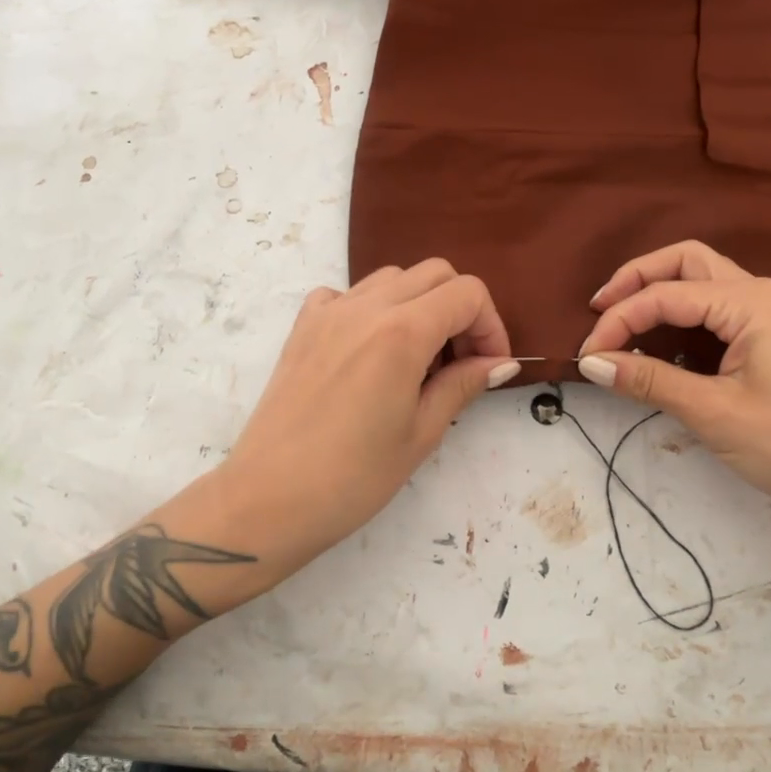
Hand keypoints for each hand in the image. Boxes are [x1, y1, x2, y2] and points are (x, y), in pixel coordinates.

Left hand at [222, 259, 519, 553]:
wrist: (270, 497)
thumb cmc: (354, 476)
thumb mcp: (421, 433)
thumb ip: (463, 385)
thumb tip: (501, 363)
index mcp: (402, 332)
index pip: (467, 294)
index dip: (491, 326)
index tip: (489, 366)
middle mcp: (365, 307)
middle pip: (434, 273)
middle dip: (460, 309)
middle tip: (460, 362)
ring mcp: (328, 312)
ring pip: (392, 278)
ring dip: (418, 305)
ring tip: (418, 361)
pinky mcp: (303, 327)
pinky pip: (346, 294)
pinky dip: (371, 309)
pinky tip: (370, 351)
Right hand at [575, 241, 770, 520]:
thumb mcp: (714, 413)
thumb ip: (649, 380)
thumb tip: (591, 362)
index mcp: (751, 302)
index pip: (665, 294)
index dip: (619, 320)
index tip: (587, 355)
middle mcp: (763, 294)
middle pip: (687, 262)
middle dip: (638, 280)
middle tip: (600, 311)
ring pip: (705, 282)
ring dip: (660, 294)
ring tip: (624, 324)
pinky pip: (720, 309)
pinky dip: (684, 315)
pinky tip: (665, 343)